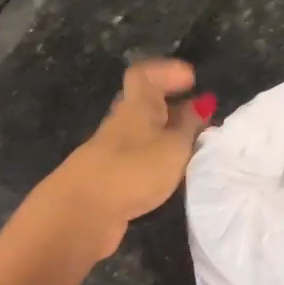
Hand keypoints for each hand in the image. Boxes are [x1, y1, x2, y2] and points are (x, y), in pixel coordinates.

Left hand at [39, 59, 208, 259]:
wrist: (82, 212)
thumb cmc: (134, 169)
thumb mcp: (173, 146)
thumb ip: (189, 126)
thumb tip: (200, 104)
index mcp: (136, 106)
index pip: (144, 75)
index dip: (166, 71)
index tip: (192, 80)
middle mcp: (121, 123)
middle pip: (144, 104)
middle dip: (172, 106)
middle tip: (201, 118)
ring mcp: (112, 152)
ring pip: (142, 133)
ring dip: (166, 136)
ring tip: (193, 149)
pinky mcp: (109, 179)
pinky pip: (138, 158)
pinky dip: (156, 160)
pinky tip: (172, 175)